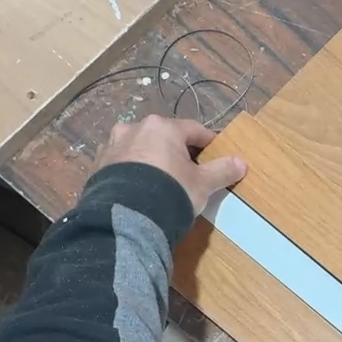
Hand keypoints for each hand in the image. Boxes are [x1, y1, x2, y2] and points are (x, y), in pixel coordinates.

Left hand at [96, 114, 246, 213]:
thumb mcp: (203, 183)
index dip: (210, 142)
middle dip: (179, 150)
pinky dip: (134, 168)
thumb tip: (241, 163)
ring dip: (153, 157)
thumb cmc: (172, 190)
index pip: (194, 130)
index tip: (219, 155)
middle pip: (165, 136)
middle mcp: (135, 128)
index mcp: (163, 128)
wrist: (128, 214)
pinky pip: (123, 161)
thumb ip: (222, 171)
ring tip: (163, 178)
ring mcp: (113, 144)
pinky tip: (142, 185)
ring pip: (141, 146)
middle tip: (191, 170)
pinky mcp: (99, 163)